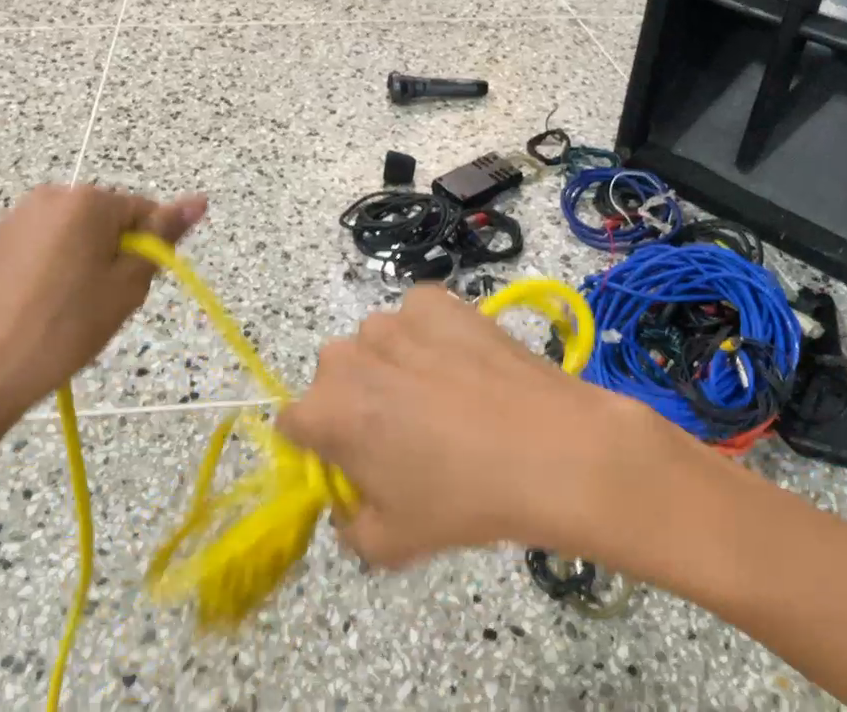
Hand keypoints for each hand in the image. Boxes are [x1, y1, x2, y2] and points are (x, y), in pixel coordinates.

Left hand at [0, 184, 207, 417]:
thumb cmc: (68, 325)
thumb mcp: (128, 282)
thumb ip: (164, 236)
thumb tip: (199, 200)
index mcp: (86, 200)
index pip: (144, 211)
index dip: (149, 250)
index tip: (133, 287)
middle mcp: (51, 197)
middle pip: (110, 219)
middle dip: (118, 254)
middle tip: (107, 301)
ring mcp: (20, 218)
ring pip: (81, 234)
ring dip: (91, 263)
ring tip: (78, 307)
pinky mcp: (1, 242)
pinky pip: (52, 245)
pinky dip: (62, 269)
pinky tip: (52, 304)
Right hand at [277, 284, 677, 569]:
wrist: (551, 451)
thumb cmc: (464, 500)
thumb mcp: (390, 543)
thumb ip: (348, 526)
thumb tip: (349, 505)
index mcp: (326, 413)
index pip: (295, 424)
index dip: (324, 446)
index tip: (359, 462)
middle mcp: (348, 357)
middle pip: (336, 379)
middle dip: (358, 402)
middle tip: (406, 434)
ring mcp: (395, 322)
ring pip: (377, 346)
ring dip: (393, 366)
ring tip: (443, 397)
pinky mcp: (438, 302)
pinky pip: (417, 317)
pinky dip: (429, 334)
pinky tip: (461, 363)